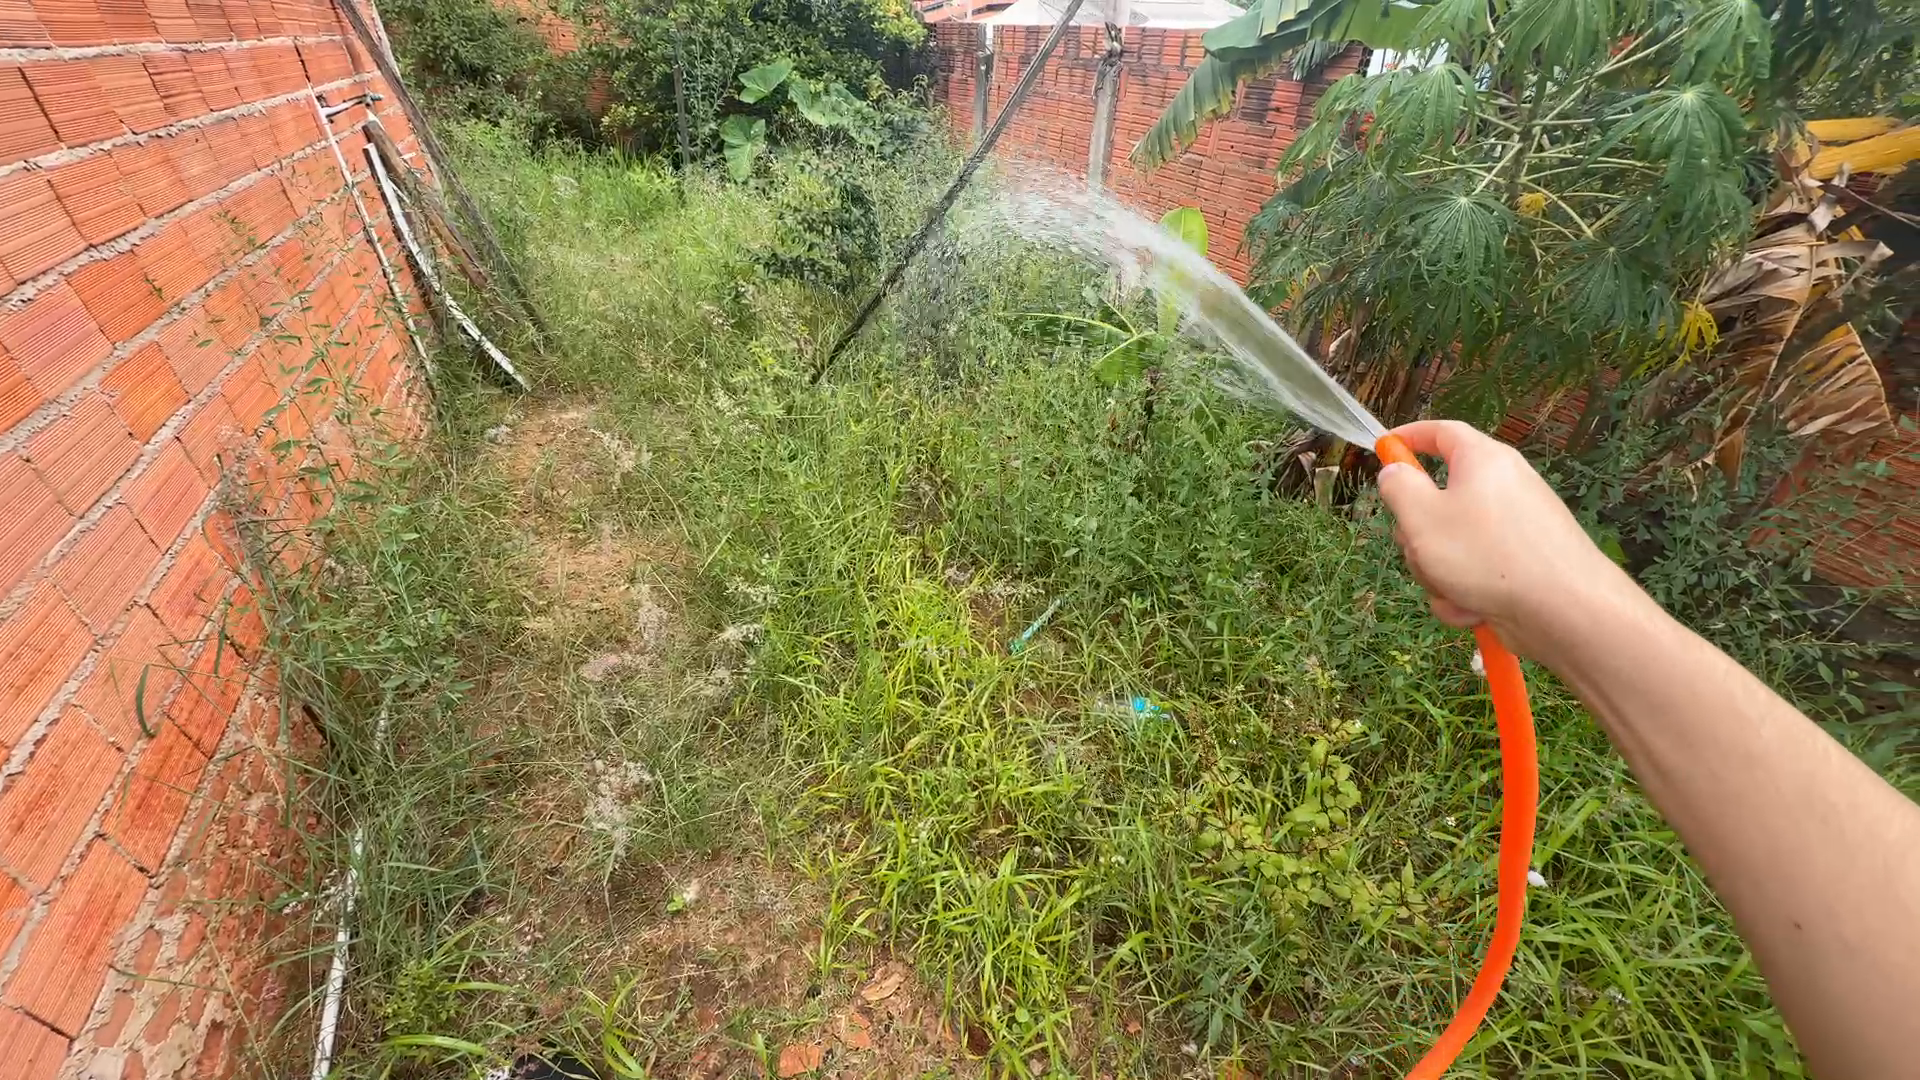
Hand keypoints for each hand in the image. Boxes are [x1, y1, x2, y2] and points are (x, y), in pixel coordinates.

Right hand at [1375, 420, 1638, 662]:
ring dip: (1436, 566)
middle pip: (1438, 496)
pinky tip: (1470, 606)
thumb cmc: (1485, 553)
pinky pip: (1472, 566)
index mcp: (1482, 461)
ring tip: (1449, 587)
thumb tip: (1394, 471)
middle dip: (1416, 528)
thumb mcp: (1421, 515)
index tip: (1383, 448)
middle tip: (1414, 544)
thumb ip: (1398, 486)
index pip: (1442, 432)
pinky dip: (1462, 587)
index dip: (1408, 436)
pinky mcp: (1519, 560)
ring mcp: (1512, 526)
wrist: (1564, 610)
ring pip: (1449, 538)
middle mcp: (1502, 486)